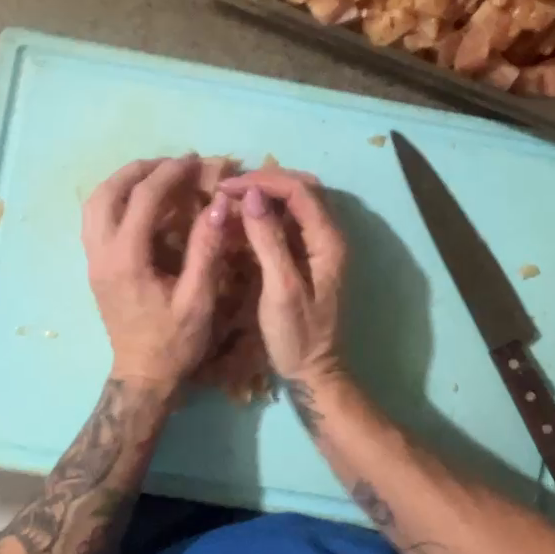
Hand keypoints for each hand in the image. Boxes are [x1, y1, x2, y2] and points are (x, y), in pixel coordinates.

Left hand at [83, 156, 227, 393]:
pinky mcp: (94, 266)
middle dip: (138, 170)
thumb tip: (218, 205)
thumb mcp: (198, 299)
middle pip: (106, 192)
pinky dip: (115, 199)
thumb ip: (205, 249)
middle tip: (171, 164)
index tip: (193, 161)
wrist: (142, 376)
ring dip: (121, 182)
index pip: (143, 199)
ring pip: (94, 204)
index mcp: (126, 260)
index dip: (169, 174)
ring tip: (154, 176)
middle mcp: (101, 254)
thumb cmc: (174, 342)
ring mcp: (92, 260)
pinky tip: (140, 202)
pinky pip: (95, 219)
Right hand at [217, 170, 346, 384]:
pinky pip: (288, 223)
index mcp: (329, 241)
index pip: (299, 190)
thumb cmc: (297, 336)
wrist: (314, 372)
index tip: (225, 188)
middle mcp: (329, 237)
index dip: (262, 182)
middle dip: (264, 182)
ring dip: (264, 197)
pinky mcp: (307, 258)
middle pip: (301, 190)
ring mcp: (319, 247)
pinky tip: (240, 223)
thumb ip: (268, 240)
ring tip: (229, 202)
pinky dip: (264, 216)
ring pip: (294, 204)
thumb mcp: (280, 288)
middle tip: (227, 191)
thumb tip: (252, 196)